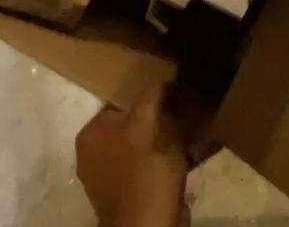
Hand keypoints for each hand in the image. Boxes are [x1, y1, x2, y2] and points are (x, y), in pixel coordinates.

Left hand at [75, 85, 205, 226]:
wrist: (150, 225)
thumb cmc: (144, 169)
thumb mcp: (150, 121)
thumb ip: (152, 93)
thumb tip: (161, 77)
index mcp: (91, 135)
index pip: (122, 100)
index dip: (150, 93)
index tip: (175, 89)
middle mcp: (95, 154)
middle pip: (136, 121)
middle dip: (163, 114)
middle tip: (188, 106)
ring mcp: (113, 176)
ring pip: (148, 142)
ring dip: (171, 134)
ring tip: (196, 125)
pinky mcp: (134, 191)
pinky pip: (154, 162)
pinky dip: (172, 155)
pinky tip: (195, 148)